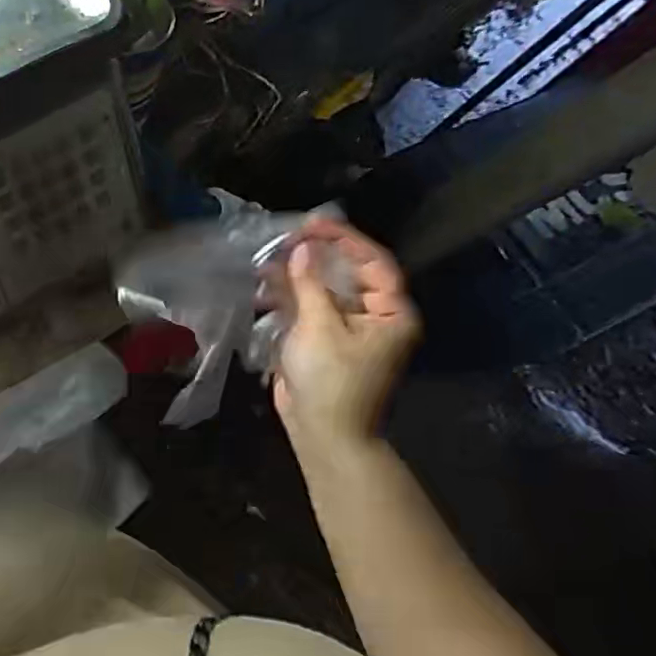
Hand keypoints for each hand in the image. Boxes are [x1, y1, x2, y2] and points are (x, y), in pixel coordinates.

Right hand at [271, 218, 418, 448]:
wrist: (323, 431)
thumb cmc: (331, 379)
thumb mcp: (319, 327)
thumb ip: (309, 285)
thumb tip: (301, 250)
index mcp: (390, 313)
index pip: (374, 263)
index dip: (344, 240)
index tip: (312, 224)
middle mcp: (374, 317)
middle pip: (348, 274)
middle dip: (317, 256)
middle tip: (286, 239)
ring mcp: (348, 330)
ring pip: (324, 292)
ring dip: (297, 278)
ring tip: (267, 263)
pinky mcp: (324, 342)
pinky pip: (309, 311)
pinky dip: (289, 299)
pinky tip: (264, 291)